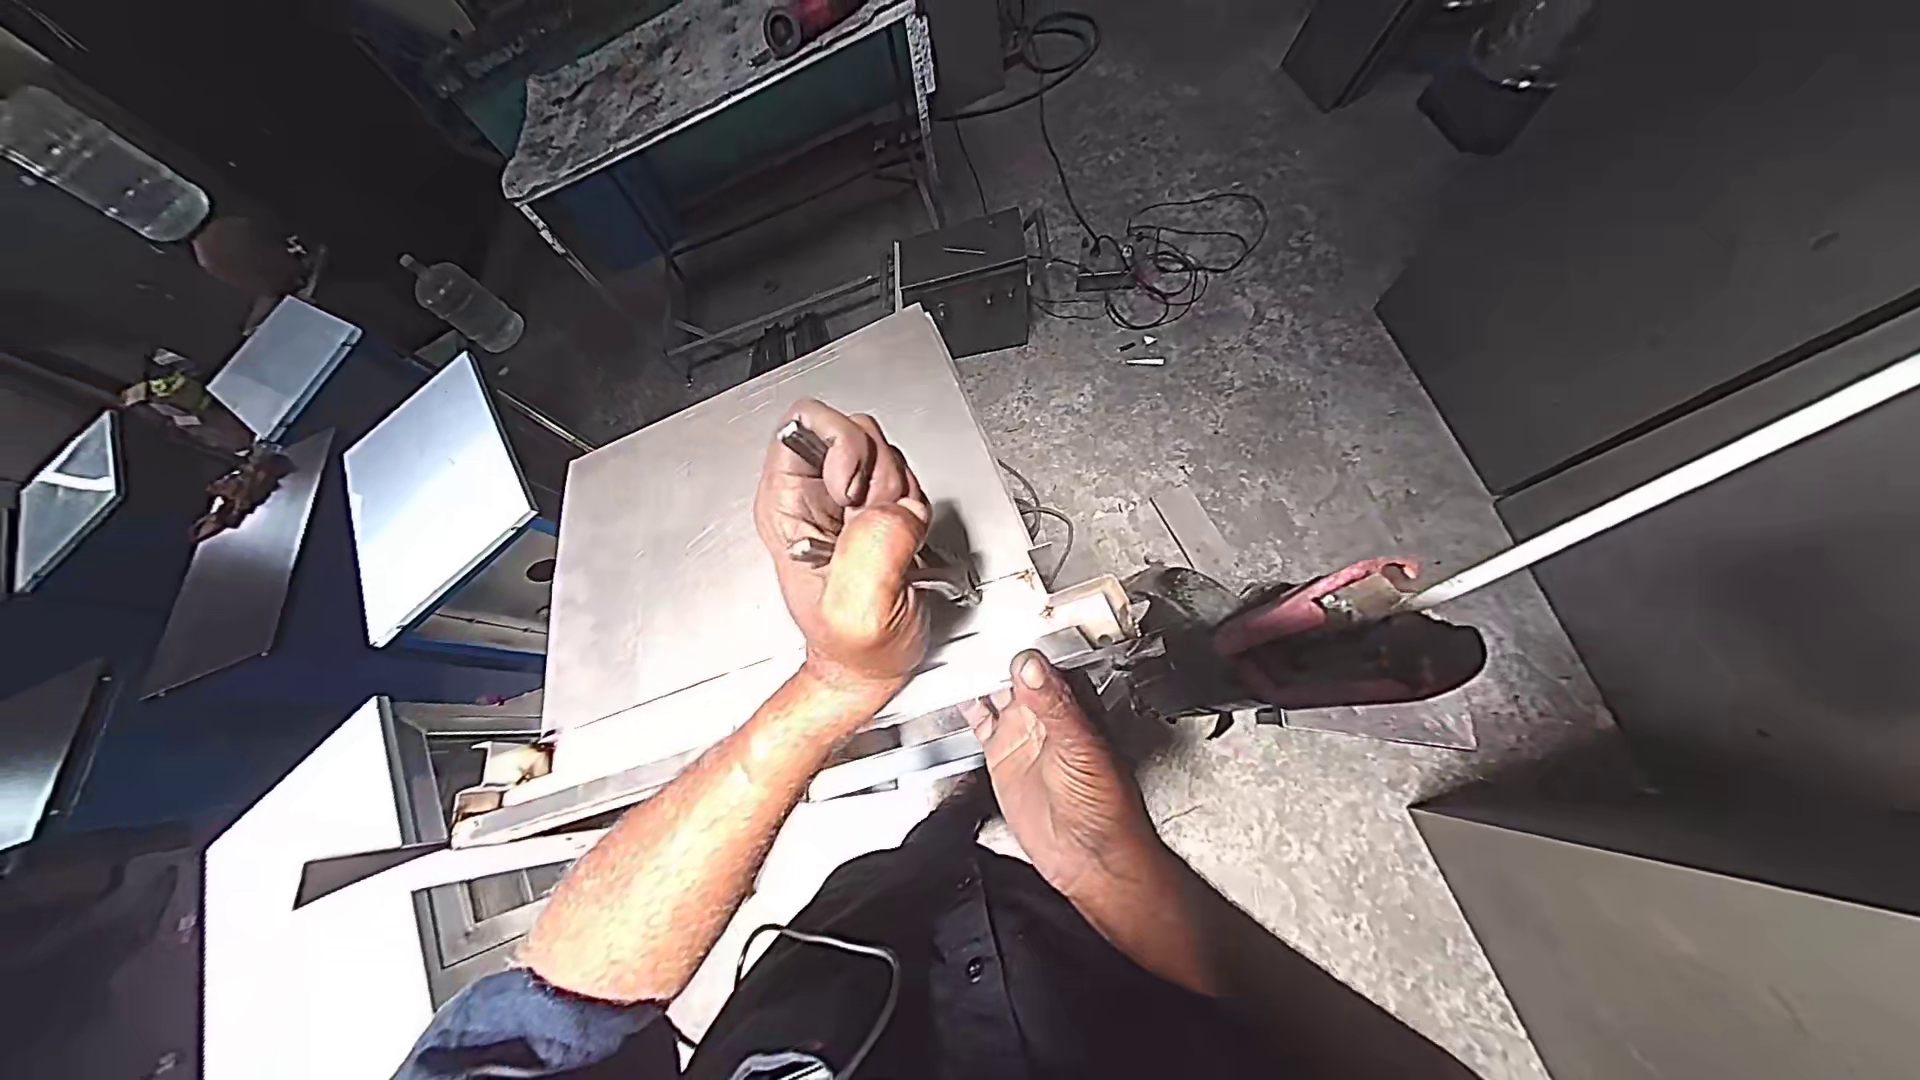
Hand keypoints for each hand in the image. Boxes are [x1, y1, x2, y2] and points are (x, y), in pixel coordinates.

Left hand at [754, 400, 931, 697]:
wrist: (873, 665)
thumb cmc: (852, 649)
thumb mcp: (854, 611)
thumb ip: (873, 548)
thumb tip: (897, 508)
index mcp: (786, 506)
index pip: (804, 425)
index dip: (842, 447)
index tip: (855, 494)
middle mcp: (815, 494)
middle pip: (855, 432)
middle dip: (881, 477)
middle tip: (878, 525)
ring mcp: (850, 498)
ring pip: (886, 453)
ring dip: (901, 495)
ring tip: (890, 540)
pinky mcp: (881, 507)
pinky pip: (909, 479)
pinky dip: (916, 507)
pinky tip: (902, 541)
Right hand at [963, 652, 1160, 898]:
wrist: (1090, 857)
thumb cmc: (1105, 805)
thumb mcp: (1078, 747)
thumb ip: (1052, 705)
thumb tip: (1030, 666)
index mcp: (1070, 704)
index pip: (1043, 663)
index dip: (1022, 647)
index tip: (999, 628)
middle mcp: (1045, 714)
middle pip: (1015, 673)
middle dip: (995, 656)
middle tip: (970, 638)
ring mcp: (1023, 733)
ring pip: (996, 693)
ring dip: (979, 677)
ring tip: (960, 658)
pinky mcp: (1003, 755)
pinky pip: (981, 723)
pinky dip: (968, 708)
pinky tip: (959, 695)